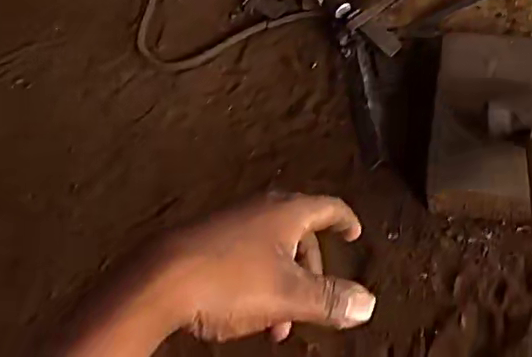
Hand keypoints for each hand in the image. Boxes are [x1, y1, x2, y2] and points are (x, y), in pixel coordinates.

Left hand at [140, 193, 375, 342]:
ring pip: (274, 246)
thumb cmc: (232, 281)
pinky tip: (247, 309)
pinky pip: (250, 251)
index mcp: (289, 211)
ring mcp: (236, 218)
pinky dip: (261, 277)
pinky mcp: (212, 235)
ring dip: (284, 281)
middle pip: (301, 230)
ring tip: (276, 324)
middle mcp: (265, 206)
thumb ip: (328, 299)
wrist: (162, 277)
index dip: (344, 220)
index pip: (328, 207)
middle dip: (311, 269)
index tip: (354, 232)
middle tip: (311, 305)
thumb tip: (369, 302)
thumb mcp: (287, 295)